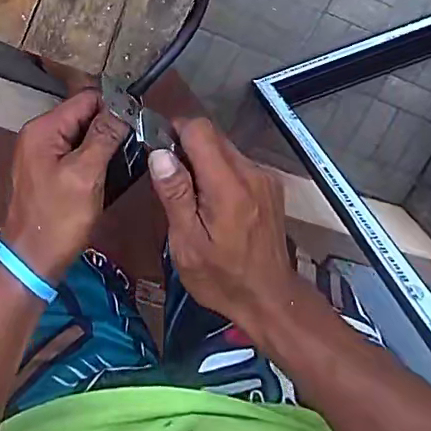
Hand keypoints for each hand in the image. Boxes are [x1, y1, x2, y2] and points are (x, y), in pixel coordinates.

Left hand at [2, 89, 128, 280]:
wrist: (32, 261)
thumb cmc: (58, 218)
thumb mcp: (86, 175)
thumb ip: (104, 137)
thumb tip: (122, 107)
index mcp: (42, 128)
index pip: (85, 99)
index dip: (114, 107)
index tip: (140, 121)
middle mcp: (38, 134)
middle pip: (83, 115)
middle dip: (109, 126)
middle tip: (138, 142)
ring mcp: (40, 153)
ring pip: (81, 135)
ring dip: (103, 143)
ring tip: (129, 156)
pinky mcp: (47, 170)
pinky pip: (74, 153)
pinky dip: (93, 158)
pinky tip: (110, 171)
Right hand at [149, 117, 304, 328]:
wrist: (271, 301)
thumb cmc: (222, 278)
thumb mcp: (187, 244)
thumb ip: (175, 195)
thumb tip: (159, 154)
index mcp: (228, 186)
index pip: (199, 129)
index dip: (174, 131)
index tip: (159, 151)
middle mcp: (251, 173)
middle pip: (212, 135)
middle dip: (185, 147)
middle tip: (170, 180)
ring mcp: (264, 177)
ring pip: (223, 147)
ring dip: (201, 159)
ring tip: (190, 195)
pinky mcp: (269, 185)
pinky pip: (236, 162)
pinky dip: (218, 171)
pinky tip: (212, 201)